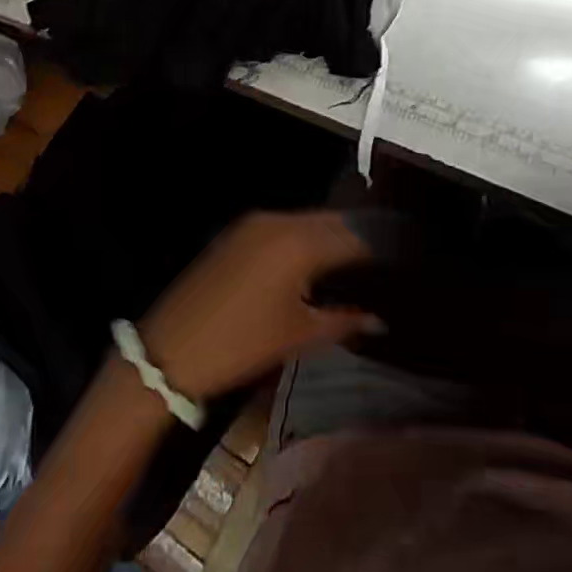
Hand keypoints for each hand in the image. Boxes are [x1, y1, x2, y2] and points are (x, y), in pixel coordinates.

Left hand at [139, 211, 376, 401]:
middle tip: (383, 260)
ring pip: (309, 221)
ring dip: (333, 236)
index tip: (403, 261)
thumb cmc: (239, 345)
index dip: (382, 248)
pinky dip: (306, 237)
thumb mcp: (297, 335)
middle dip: (361, 237)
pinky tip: (315, 261)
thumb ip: (343, 320)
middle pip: (334, 221)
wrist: (168, 349)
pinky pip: (285, 226)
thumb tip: (378, 320)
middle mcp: (279, 222)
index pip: (356, 236)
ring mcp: (254, 224)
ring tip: (355, 262)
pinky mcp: (237, 233)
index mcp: (299, 243)